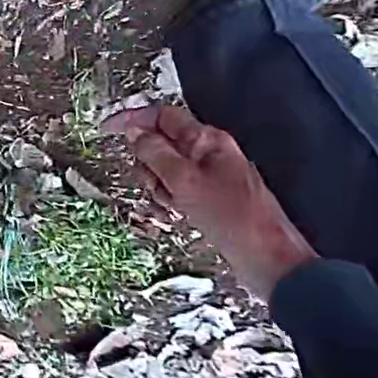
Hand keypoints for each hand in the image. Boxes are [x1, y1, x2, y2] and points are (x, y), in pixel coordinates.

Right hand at [104, 104, 316, 297]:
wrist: (270, 261)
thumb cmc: (231, 218)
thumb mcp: (185, 182)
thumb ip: (155, 153)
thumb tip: (133, 131)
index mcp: (207, 140)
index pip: (162, 116)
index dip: (133, 119)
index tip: (107, 129)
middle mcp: (209, 152)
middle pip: (161, 143)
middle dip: (148, 162)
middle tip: (156, 185)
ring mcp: (210, 175)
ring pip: (166, 168)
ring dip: (158, 185)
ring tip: (171, 206)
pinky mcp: (210, 197)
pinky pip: (177, 188)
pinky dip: (170, 198)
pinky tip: (177, 215)